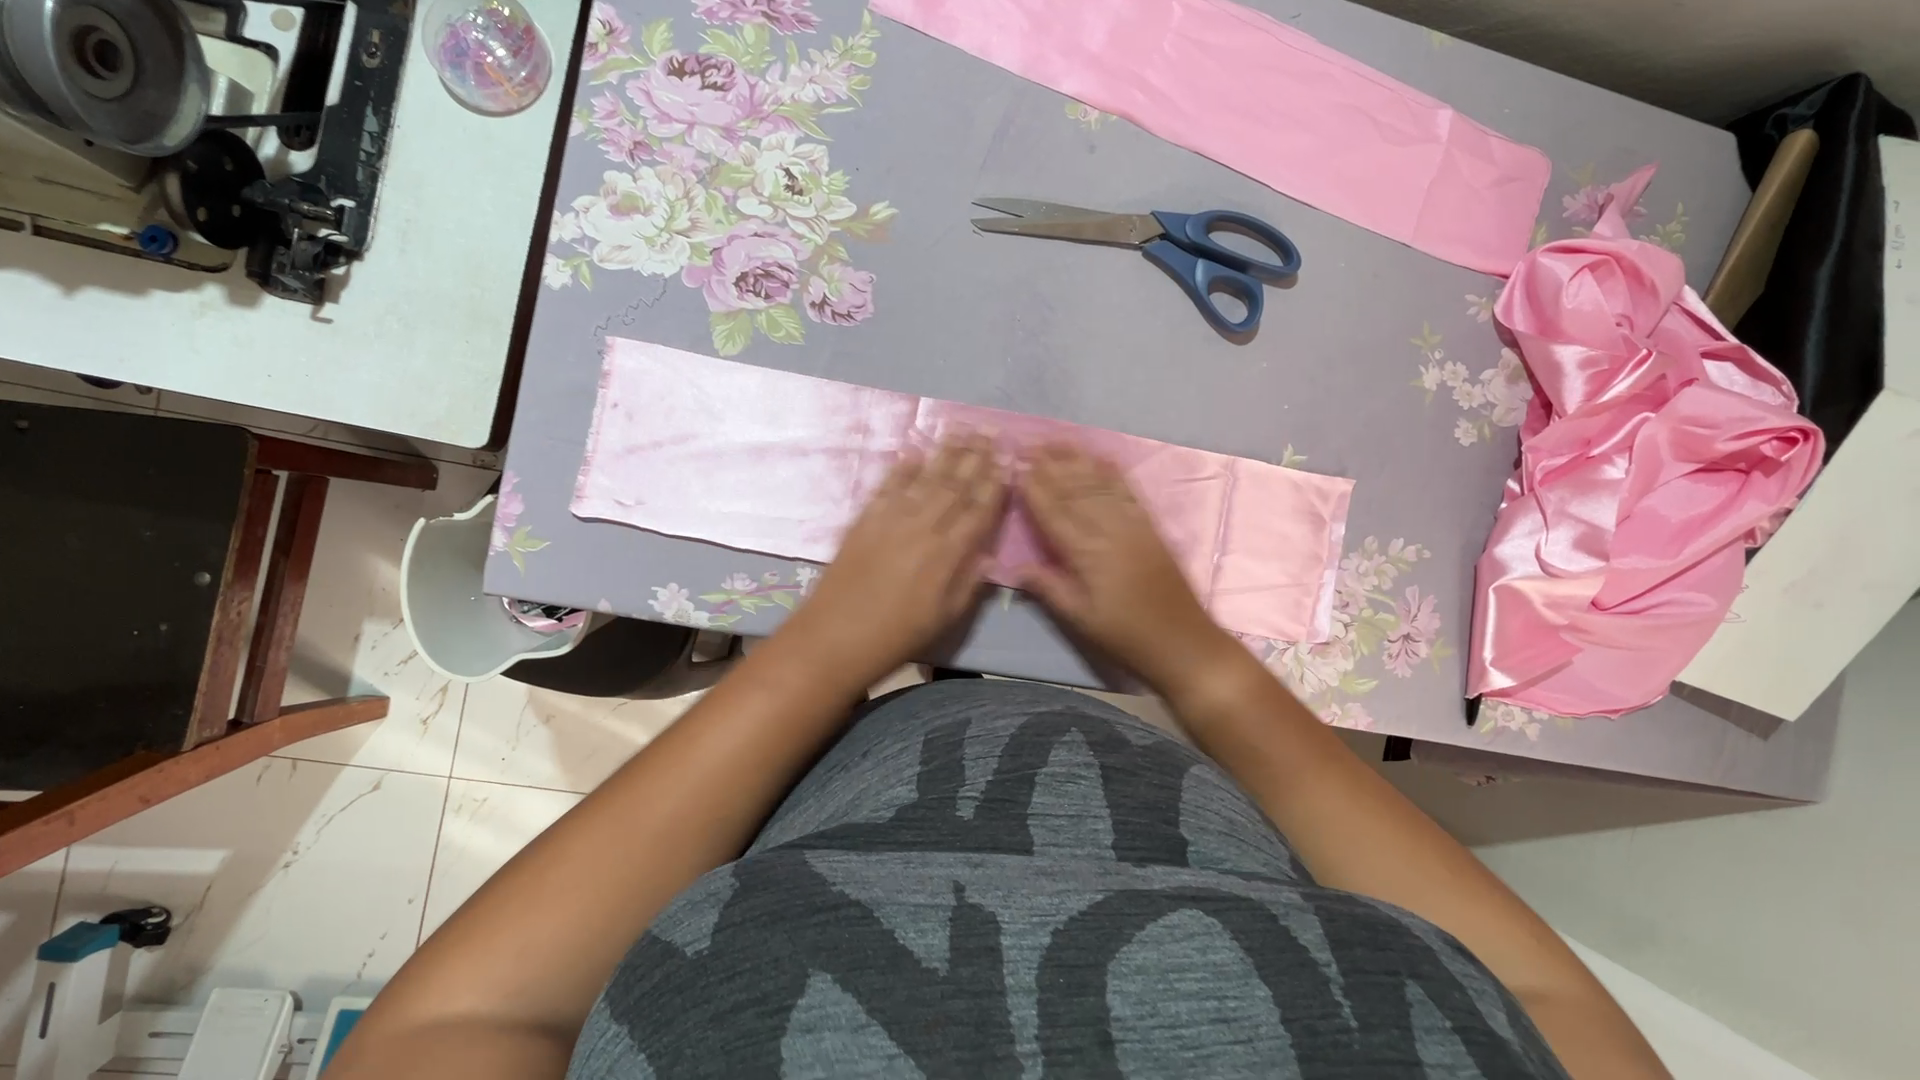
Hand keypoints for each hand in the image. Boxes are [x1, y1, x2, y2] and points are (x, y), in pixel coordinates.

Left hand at [779, 433, 1006, 686]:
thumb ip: (969, 583)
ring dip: (945, 452)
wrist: (835, 637)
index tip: (1008, 460)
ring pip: (925, 478)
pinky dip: (903, 467)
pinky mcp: (864, 520)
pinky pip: (888, 486)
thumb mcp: (945, 618)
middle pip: (955, 485)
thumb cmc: (898, 636)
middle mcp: (923, 528)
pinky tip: (915, 451)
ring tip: (962, 429)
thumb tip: (989, 554)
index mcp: (948, 554)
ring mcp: (891, 519)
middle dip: (975, 457)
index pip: (979, 510)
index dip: (995, 484)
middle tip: (990, 431)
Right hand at [1016, 442, 1244, 699]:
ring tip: (1057, 441)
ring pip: (1100, 485)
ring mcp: (1133, 525)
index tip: (1016, 466)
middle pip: (1076, 491)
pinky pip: (1128, 491)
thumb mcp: (1080, 619)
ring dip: (1078, 461)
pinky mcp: (1150, 527)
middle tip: (1030, 444)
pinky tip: (1100, 457)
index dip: (1034, 489)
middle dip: (1052, 466)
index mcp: (1087, 554)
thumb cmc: (1125, 636)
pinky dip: (1112, 472)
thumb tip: (1015, 568)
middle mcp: (1109, 531)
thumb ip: (1049, 589)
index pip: (1054, 513)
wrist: (1183, 641)